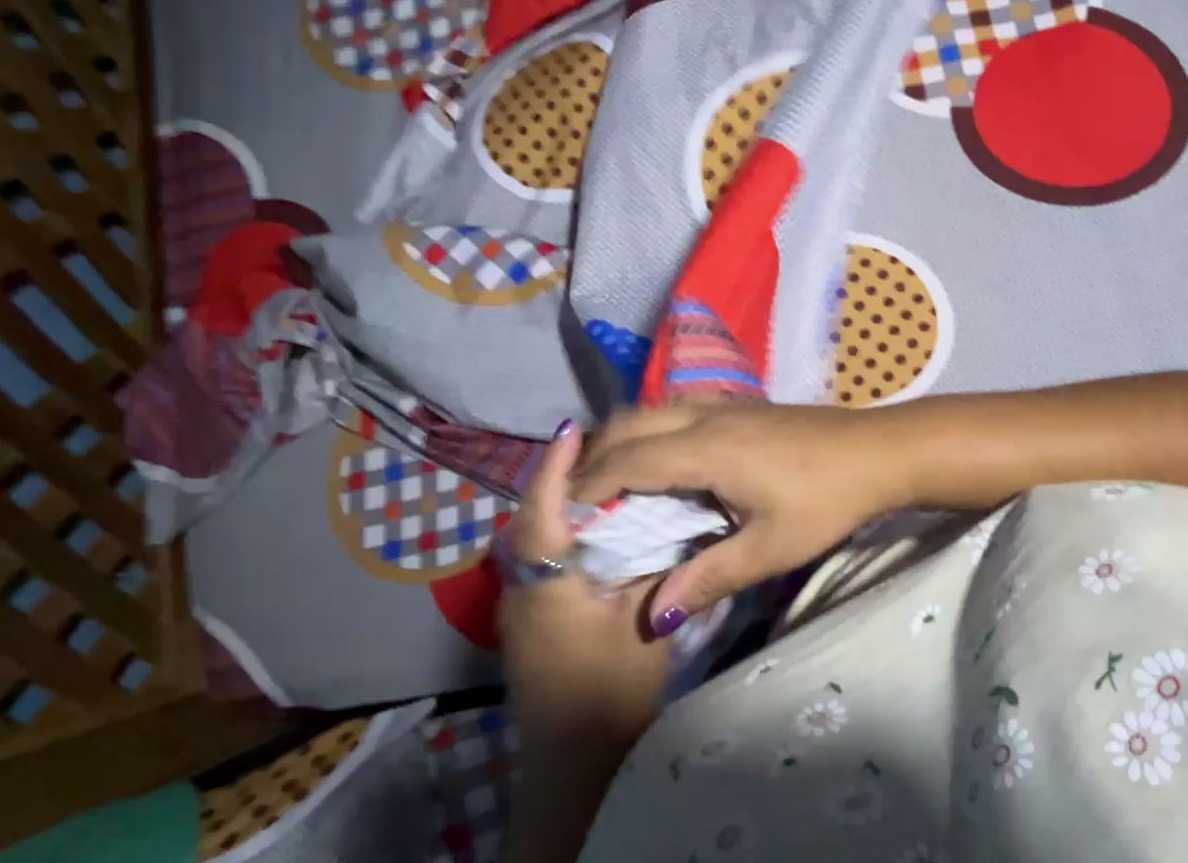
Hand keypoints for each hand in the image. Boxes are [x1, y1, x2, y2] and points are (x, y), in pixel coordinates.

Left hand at [498, 422, 670, 859]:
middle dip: (558, 477)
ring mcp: (519, 605)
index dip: (555, 467)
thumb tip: (667, 520)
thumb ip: (650, 568)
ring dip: (560, 503)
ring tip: (603, 475)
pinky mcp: (530, 617)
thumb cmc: (609, 689)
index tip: (573, 427)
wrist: (574, 760)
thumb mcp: (642, 625)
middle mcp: (520, 587)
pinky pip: (542, 558)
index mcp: (544, 584)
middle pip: (532, 518)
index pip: (543, 511)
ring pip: (535, 539)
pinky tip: (597, 527)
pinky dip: (564, 531)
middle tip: (599, 445)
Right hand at [570, 403, 917, 636]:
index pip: (627, 461)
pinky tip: (660, 463)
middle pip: (629, 424)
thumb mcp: (771, 548)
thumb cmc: (827, 500)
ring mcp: (724, 404)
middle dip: (594, 457)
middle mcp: (705, 416)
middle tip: (579, 502)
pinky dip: (649, 432)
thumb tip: (655, 611)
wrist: (881, 451)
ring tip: (610, 484)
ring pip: (651, 411)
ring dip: (622, 440)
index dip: (589, 487)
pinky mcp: (741, 405)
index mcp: (705, 449)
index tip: (563, 517)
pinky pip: (675, 410)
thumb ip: (710, 576)